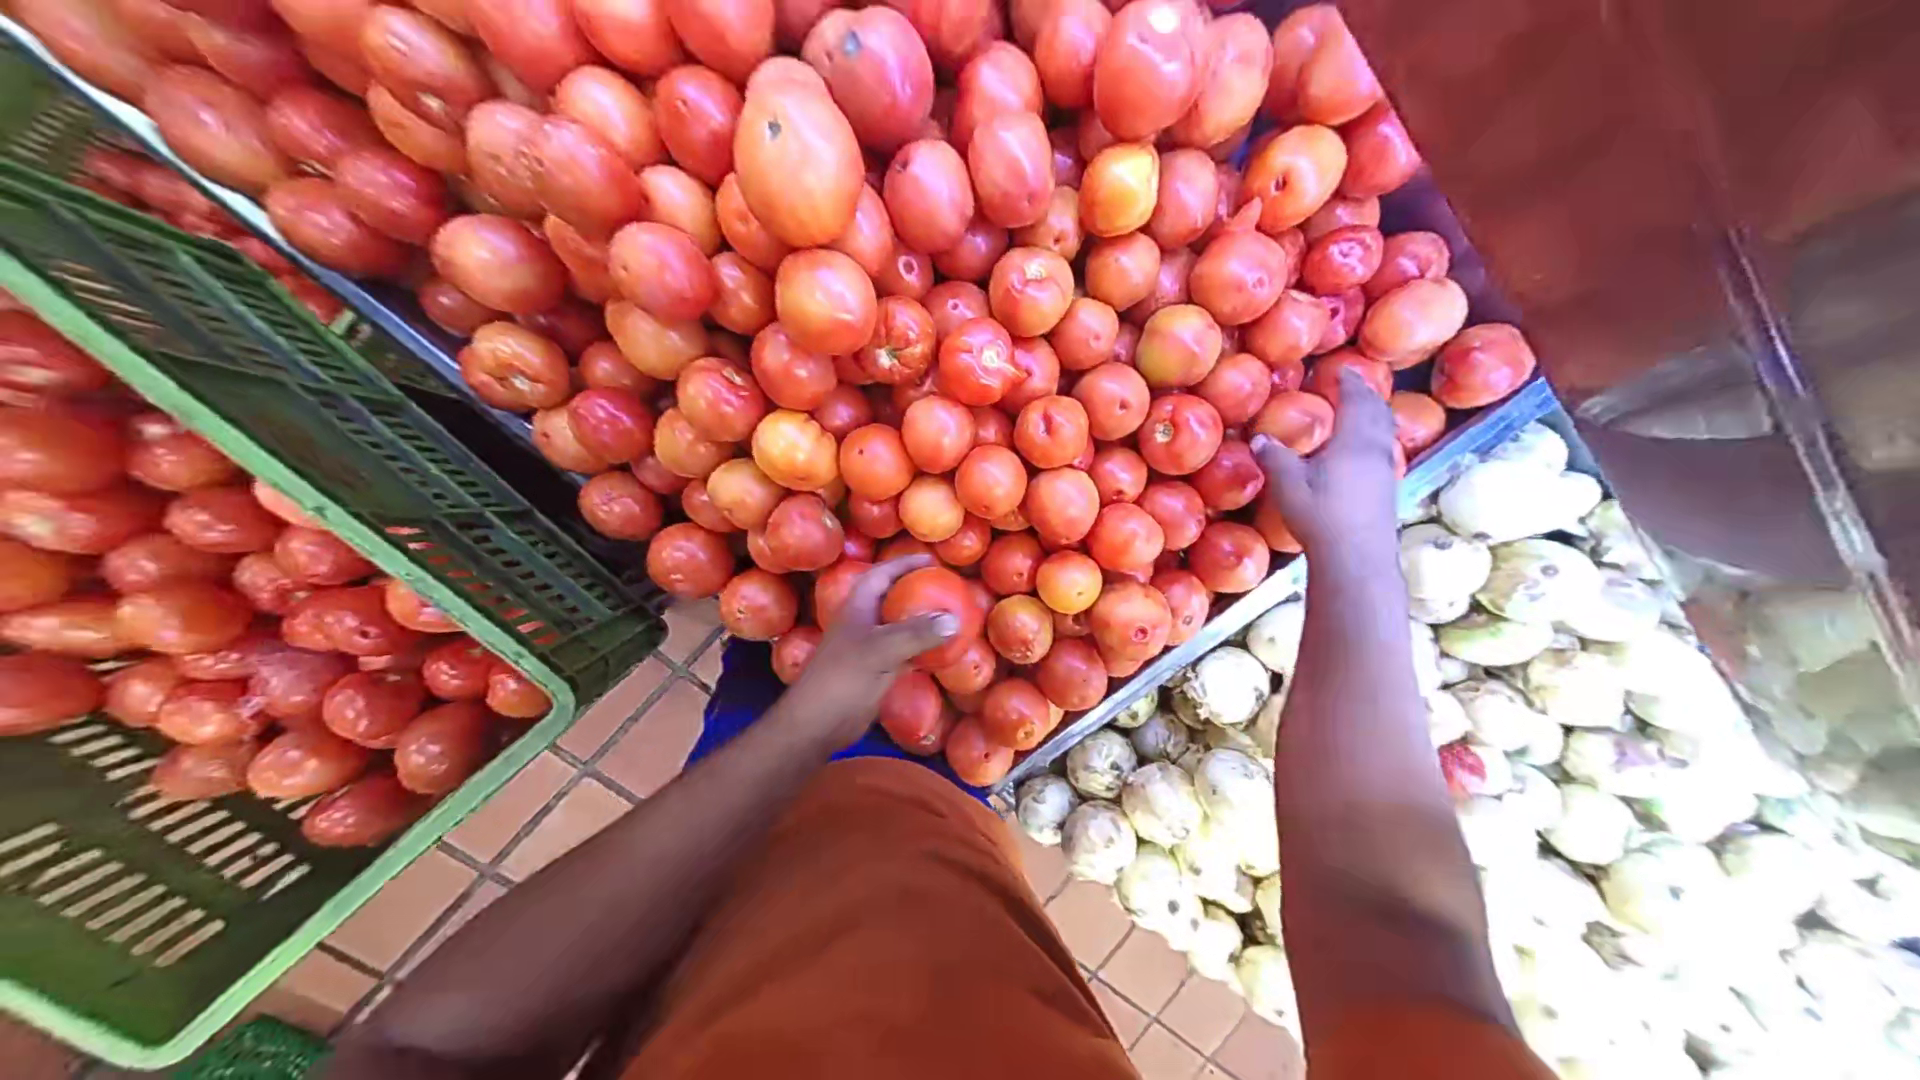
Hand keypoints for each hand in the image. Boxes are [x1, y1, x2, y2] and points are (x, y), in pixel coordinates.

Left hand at [780, 555, 957, 748]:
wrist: (816, 724)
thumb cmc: (841, 679)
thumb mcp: (879, 651)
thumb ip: (915, 634)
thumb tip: (953, 619)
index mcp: (857, 608)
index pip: (881, 575)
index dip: (904, 564)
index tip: (931, 560)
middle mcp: (864, 623)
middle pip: (893, 598)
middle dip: (918, 590)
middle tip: (947, 587)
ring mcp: (870, 648)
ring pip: (901, 627)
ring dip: (923, 621)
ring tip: (951, 615)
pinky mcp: (877, 671)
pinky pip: (906, 653)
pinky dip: (924, 650)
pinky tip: (944, 652)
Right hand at [1251, 368, 1398, 558]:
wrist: (1356, 558)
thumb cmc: (1321, 515)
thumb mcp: (1288, 484)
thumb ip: (1275, 457)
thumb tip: (1260, 439)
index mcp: (1355, 442)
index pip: (1357, 401)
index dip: (1351, 383)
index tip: (1345, 370)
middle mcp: (1376, 451)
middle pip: (1378, 414)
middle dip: (1366, 396)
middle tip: (1354, 386)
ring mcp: (1385, 473)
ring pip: (1383, 434)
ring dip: (1373, 418)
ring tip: (1358, 414)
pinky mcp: (1385, 492)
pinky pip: (1381, 452)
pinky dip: (1372, 440)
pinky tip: (1359, 453)